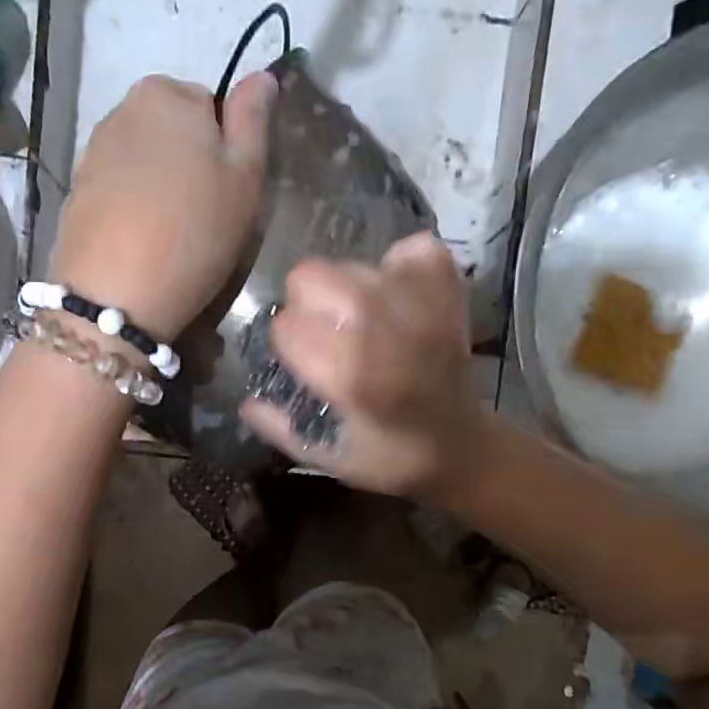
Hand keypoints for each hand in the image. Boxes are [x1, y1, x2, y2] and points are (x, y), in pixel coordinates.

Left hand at [49, 72, 274, 339]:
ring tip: (169, 235)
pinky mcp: (76, 191)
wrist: (115, 297)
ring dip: (160, 187)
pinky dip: (133, 208)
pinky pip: (119, 189)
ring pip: (145, 161)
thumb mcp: (244, 179)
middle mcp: (123, 109)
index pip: (211, 106)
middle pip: (173, 132)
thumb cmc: (194, 234)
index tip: (226, 193)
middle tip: (202, 217)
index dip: (224, 151)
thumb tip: (261, 75)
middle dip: (189, 164)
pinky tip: (140, 244)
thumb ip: (253, 122)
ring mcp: (93, 151)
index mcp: (168, 94)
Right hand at [242, 233, 488, 499]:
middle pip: (311, 275)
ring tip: (360, 322)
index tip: (301, 364)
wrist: (461, 447)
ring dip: (346, 290)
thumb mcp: (325, 457)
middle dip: (305, 304)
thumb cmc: (390, 458)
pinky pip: (411, 249)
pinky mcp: (447, 291)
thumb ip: (279, 427)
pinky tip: (393, 296)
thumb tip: (247, 399)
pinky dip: (397, 267)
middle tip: (323, 332)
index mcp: (351, 374)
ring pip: (352, 264)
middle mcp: (382, 329)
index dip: (286, 345)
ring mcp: (419, 304)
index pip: (287, 327)